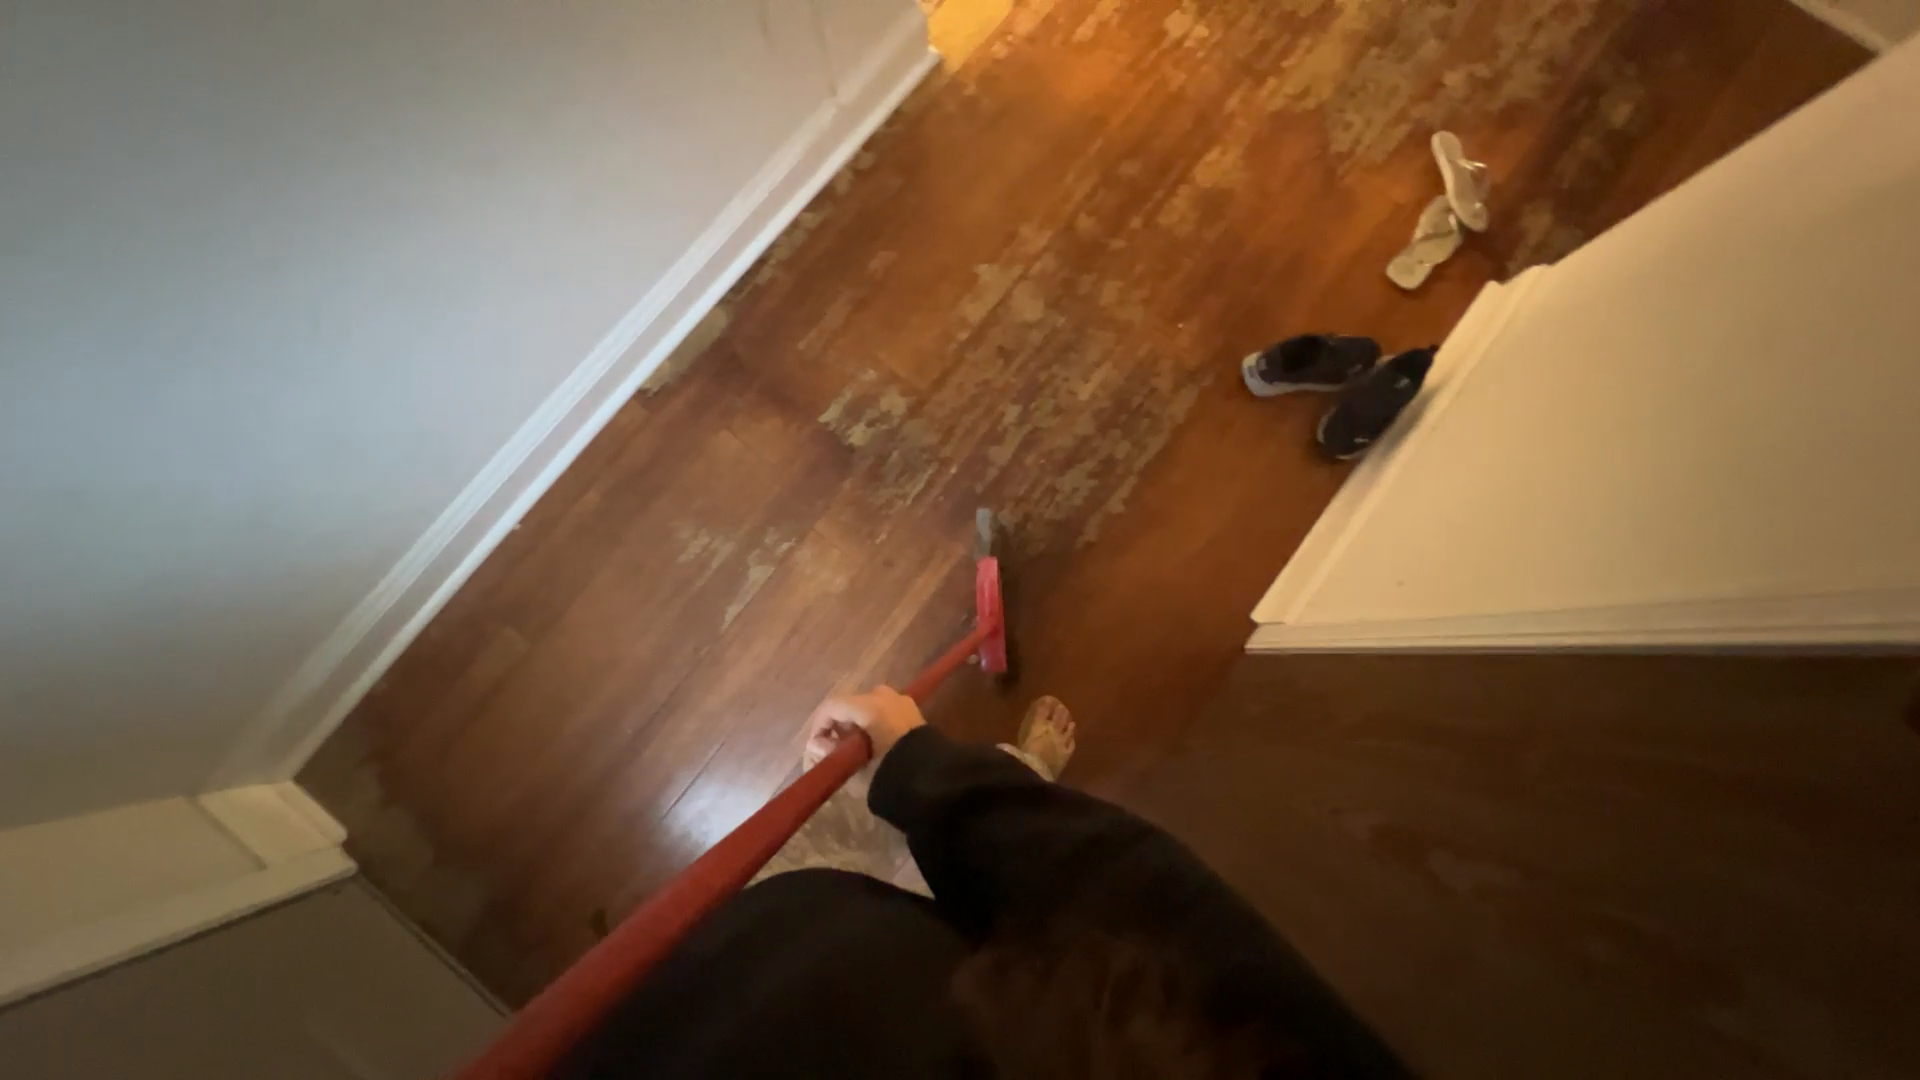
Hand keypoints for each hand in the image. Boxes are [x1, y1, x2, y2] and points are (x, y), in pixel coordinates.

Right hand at [803, 686, 925, 767]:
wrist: (935, 782)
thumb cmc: (892, 775)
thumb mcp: (857, 769)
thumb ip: (833, 753)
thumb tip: (817, 744)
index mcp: (871, 707)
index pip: (833, 706)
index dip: (819, 725)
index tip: (814, 747)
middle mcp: (885, 697)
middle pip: (851, 702)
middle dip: (838, 723)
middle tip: (833, 748)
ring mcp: (901, 701)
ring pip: (868, 704)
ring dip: (856, 721)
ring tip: (852, 748)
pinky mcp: (913, 711)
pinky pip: (884, 709)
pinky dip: (872, 721)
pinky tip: (871, 743)